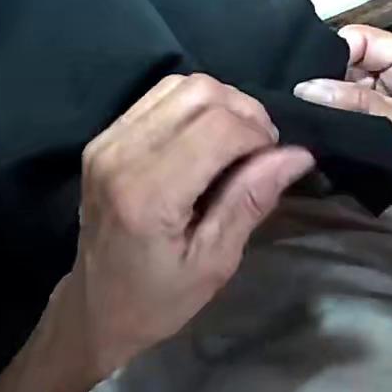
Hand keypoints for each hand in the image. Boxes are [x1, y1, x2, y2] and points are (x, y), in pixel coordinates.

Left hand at [51, 74, 315, 385]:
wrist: (94, 306)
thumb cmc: (157, 298)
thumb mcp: (214, 262)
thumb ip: (250, 200)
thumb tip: (298, 154)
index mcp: (148, 193)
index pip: (218, 127)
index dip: (259, 135)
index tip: (273, 162)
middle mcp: (121, 153)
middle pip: (200, 93)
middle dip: (244, 113)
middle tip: (259, 151)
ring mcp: (106, 140)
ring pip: (179, 84)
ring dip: (220, 104)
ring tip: (235, 143)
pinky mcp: (102, 137)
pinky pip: (157, 95)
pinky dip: (192, 106)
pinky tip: (204, 138)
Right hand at [293, 24, 391, 249]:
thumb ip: (359, 104)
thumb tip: (303, 88)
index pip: (361, 41)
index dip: (331, 50)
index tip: (295, 68)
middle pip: (343, 69)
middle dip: (317, 81)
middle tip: (283, 94)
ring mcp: (380, 117)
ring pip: (336, 101)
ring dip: (316, 110)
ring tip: (285, 115)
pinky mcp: (369, 146)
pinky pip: (338, 131)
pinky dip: (321, 133)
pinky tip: (297, 134)